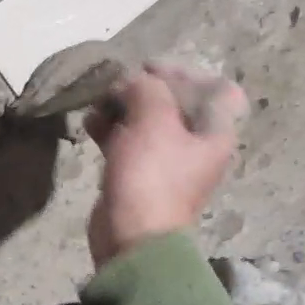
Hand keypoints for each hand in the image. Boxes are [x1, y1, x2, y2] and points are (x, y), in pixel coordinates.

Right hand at [85, 66, 246, 267]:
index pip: (216, 89)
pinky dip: (110, 130)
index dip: (185, 72)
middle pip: (176, 103)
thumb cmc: (151, 176)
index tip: (149, 68)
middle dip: (144, 89)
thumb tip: (133, 80)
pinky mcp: (138, 176)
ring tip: (97, 102)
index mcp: (214, 133)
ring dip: (122, 108)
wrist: (131, 236)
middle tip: (117, 83)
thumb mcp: (153, 121)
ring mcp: (166, 163)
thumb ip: (146, 89)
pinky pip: (127, 142)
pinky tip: (88, 122)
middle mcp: (196, 146)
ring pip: (147, 122)